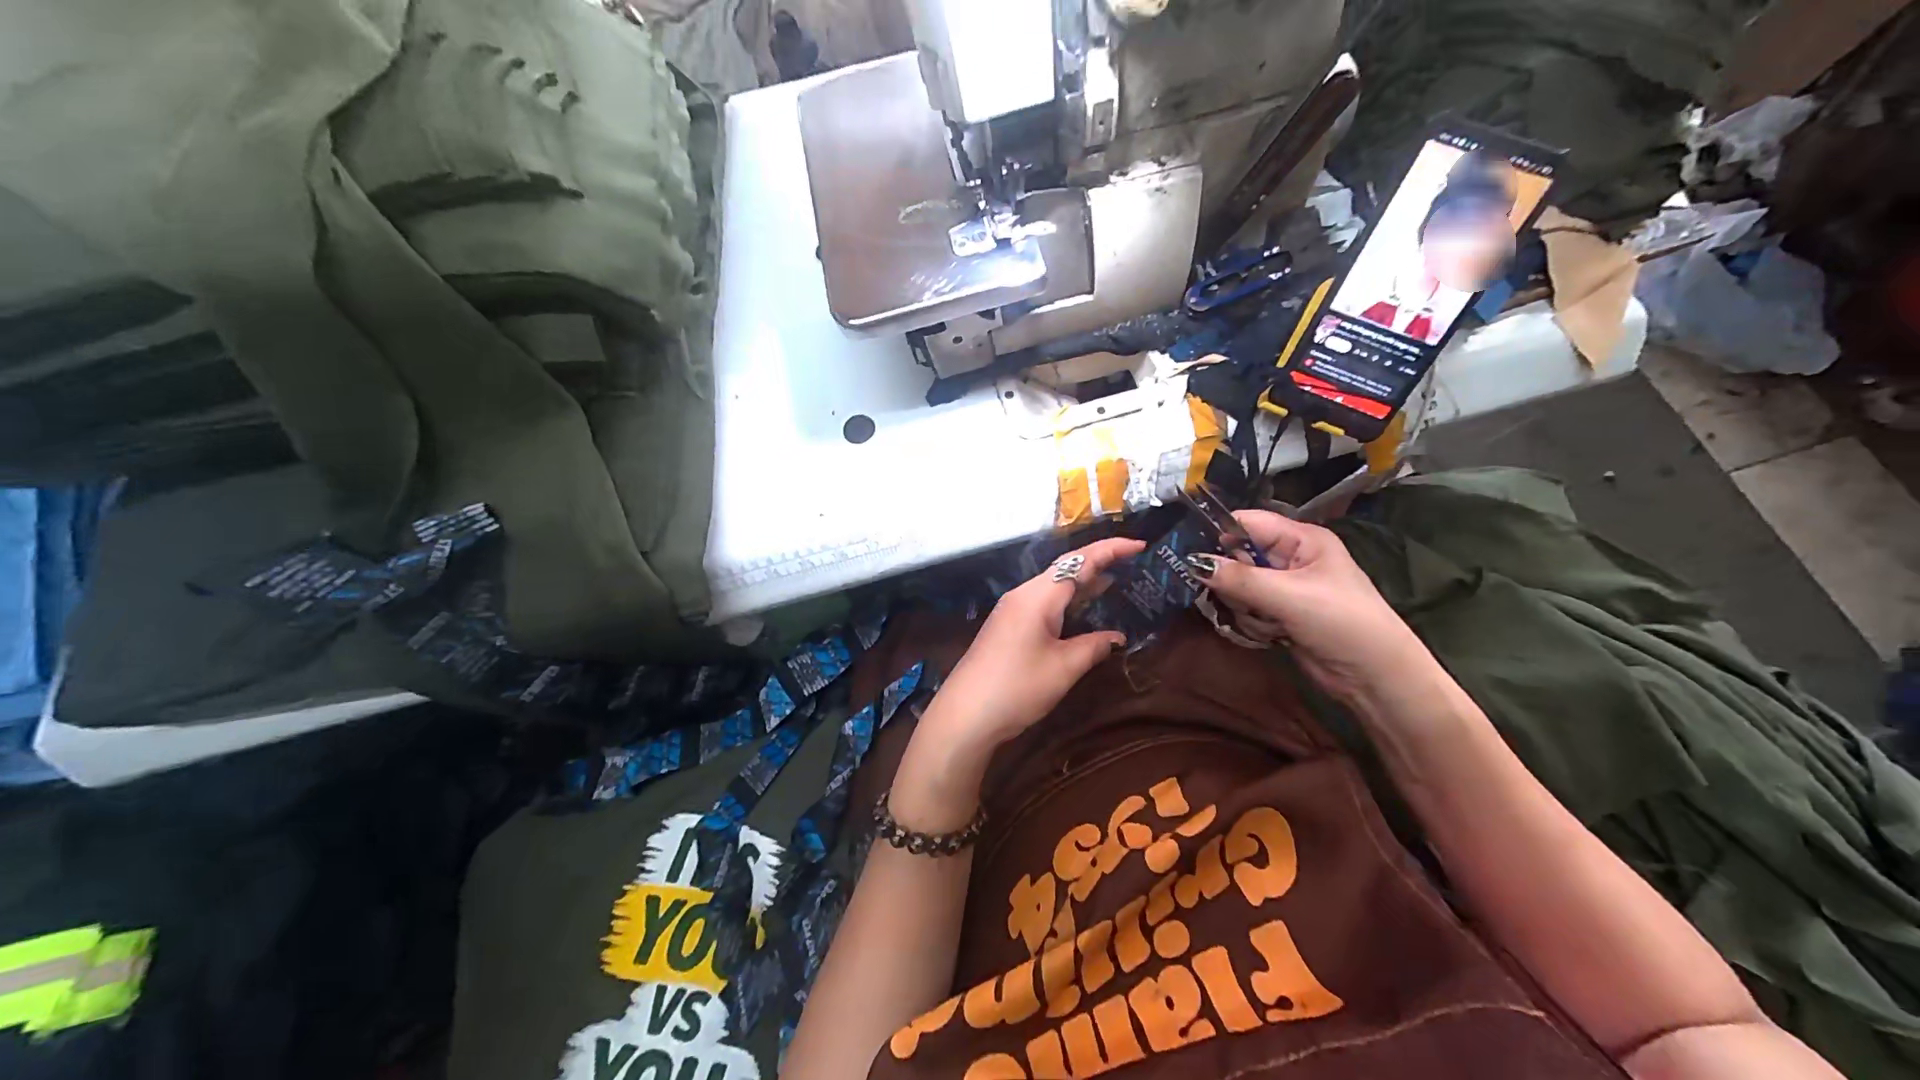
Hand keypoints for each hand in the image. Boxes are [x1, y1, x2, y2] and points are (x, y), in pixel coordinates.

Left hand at [889, 537, 1142, 830]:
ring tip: (1118, 587)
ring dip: (1084, 586)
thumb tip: (1116, 636)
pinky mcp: (1008, 628)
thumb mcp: (1064, 668)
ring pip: (1054, 588)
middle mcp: (1023, 595)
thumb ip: (1094, 646)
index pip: (1079, 561)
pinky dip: (1068, 604)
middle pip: (1065, 570)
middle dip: (1100, 565)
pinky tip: (1083, 616)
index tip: (1141, 545)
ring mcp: (1012, 611)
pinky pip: (1044, 605)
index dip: (1111, 549)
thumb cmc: (1017, 687)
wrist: (965, 715)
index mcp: (1037, 596)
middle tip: (1135, 567)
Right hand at [1191, 511, 1438, 712]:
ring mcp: (1284, 588)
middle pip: (1237, 556)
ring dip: (1244, 608)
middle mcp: (1291, 558)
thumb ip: (1239, 578)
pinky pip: (1246, 610)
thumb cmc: (1342, 623)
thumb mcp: (1289, 596)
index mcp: (1302, 539)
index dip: (1219, 535)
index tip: (1191, 554)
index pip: (1247, 523)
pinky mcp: (1279, 615)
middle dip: (1233, 581)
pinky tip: (1271, 635)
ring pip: (1237, 587)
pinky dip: (1251, 623)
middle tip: (1242, 599)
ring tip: (1268, 623)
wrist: (1375, 678)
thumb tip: (1192, 562)